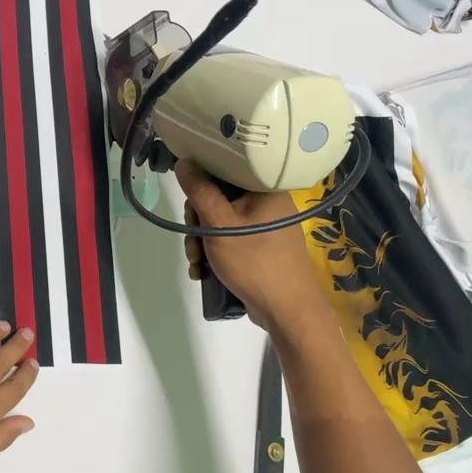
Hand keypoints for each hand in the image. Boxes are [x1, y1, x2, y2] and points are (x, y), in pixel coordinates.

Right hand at [175, 160, 328, 333]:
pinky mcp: (262, 248)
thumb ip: (199, 191)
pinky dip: (213, 252)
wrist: (287, 311)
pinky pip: (230, 239)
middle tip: (193, 241)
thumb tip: (184, 161)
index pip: (226, 170)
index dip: (201, 182)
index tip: (188, 200)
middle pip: (218, 199)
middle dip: (197, 222)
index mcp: (265, 191)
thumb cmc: (254, 262)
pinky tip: (203, 270)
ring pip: (220, 222)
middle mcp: (268, 205)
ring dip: (201, 241)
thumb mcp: (219, 224)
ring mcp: (266, 228)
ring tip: (196, 262)